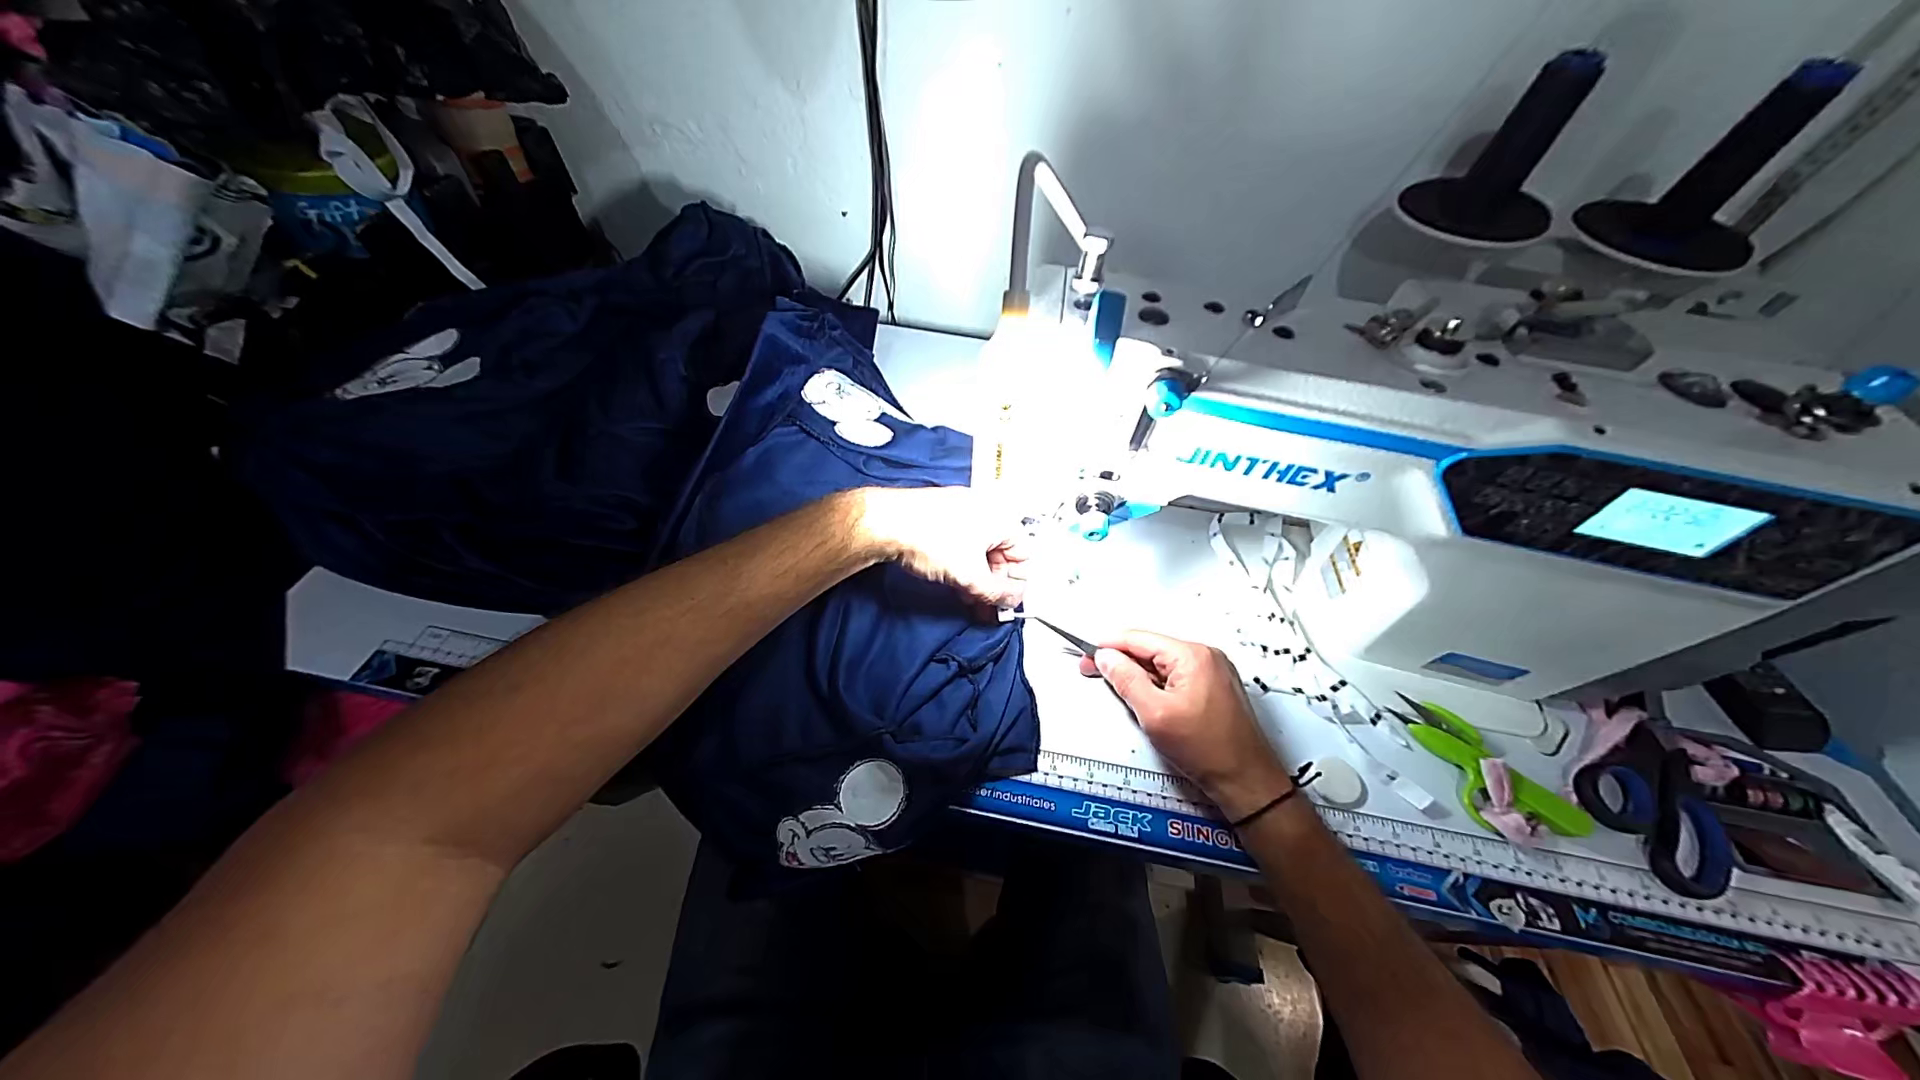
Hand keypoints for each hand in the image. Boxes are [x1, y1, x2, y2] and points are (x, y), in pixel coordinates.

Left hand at [854, 486, 1028, 608]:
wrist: (884, 522)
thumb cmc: (928, 536)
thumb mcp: (971, 575)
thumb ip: (997, 592)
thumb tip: (1010, 599)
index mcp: (1001, 517)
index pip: (1024, 554)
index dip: (1014, 582)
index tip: (1004, 601)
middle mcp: (985, 508)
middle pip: (1001, 552)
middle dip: (993, 582)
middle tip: (985, 604)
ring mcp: (961, 508)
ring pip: (979, 549)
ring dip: (977, 575)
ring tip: (967, 596)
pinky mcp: (940, 514)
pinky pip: (961, 541)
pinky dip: (961, 562)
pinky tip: (951, 579)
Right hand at [1079, 631, 1292, 819]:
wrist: (1246, 781)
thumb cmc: (1210, 751)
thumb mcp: (1154, 714)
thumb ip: (1126, 680)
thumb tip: (1107, 658)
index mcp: (1193, 656)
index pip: (1139, 639)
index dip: (1108, 647)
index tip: (1087, 656)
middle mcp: (1206, 657)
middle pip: (1150, 649)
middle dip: (1121, 662)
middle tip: (1095, 673)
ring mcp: (1213, 671)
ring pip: (1161, 664)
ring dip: (1138, 675)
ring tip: (1123, 694)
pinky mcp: (1213, 687)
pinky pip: (1175, 676)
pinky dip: (1156, 685)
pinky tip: (1146, 701)